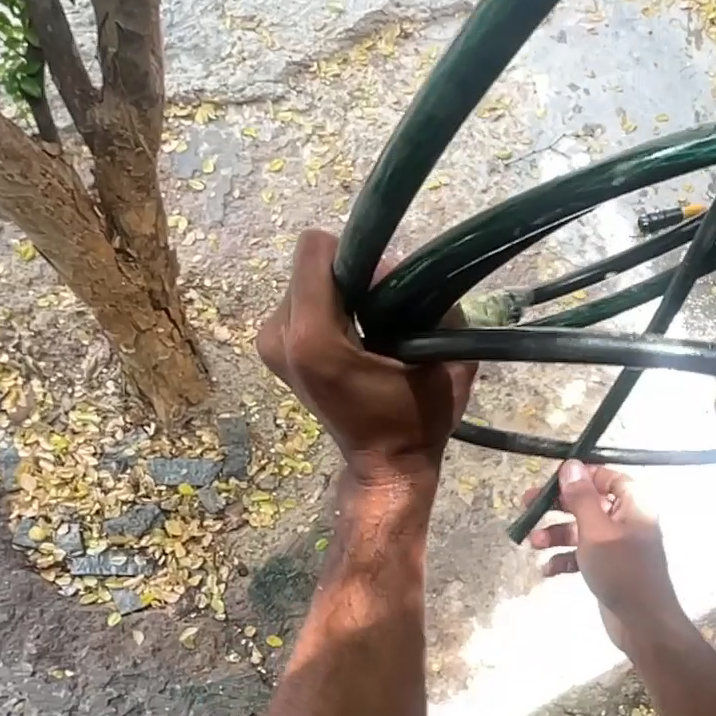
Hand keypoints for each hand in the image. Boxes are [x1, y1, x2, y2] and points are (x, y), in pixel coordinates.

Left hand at [258, 230, 475, 488]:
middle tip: (384, 313)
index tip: (387, 289)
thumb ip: (436, 310)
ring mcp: (269, 344)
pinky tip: (351, 337)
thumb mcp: (446, 366)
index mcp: (315, 340)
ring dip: (339, 294)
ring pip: (303, 282)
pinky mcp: (270, 349)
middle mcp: (280, 336)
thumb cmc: (417, 422)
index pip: (316, 250)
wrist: (385, 466)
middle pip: (310, 266)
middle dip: (350, 279)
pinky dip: (326, 309)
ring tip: (369, 329)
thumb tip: (405, 271)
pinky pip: (298, 302)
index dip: (358, 259)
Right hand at [526, 461, 689, 650]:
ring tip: (533, 543)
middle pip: (588, 503)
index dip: (580, 476)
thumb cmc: (622, 571)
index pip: (607, 477)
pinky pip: (583, 555)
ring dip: (556, 535)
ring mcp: (618, 546)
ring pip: (581, 530)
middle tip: (527, 506)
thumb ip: (581, 497)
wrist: (643, 622)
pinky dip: (565, 559)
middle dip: (558, 507)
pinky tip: (548, 570)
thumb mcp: (596, 530)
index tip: (552, 481)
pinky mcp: (609, 567)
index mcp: (634, 504)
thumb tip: (571, 465)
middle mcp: (627, 520)